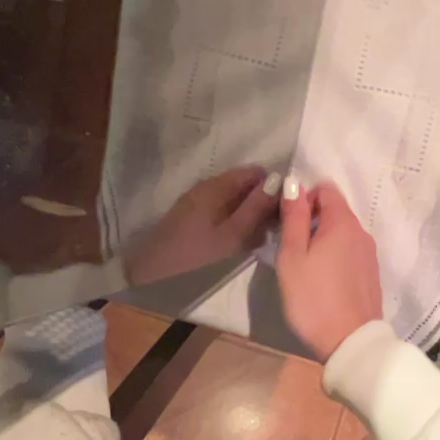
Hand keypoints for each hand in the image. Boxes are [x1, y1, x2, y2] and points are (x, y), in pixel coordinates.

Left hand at [126, 166, 277, 285]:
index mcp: (219, 185)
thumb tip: (279, 183)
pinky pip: (222, 207)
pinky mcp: (193, 211)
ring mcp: (199, 198)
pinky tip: (239, 237)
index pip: (255, 172)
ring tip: (259, 235)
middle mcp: (209, 185)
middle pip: (245, 183)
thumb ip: (256, 208)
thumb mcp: (233, 234)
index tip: (286, 209)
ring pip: (234, 197)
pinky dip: (235, 218)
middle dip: (262, 201)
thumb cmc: (196, 252)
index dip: (273, 187)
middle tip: (274, 227)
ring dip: (249, 212)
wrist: (154, 266)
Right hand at [277, 181, 382, 359]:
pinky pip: (351, 253)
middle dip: (313, 221)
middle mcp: (362, 233)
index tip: (289, 222)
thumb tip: (295, 185)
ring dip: (324, 241)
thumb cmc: (313, 298)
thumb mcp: (293, 256)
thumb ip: (294, 218)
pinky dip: (336, 257)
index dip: (305, 198)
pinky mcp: (372, 275)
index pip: (327, 189)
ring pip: (344, 234)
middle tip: (292, 248)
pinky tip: (324, 280)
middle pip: (336, 211)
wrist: (350, 343)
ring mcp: (370, 255)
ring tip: (306, 267)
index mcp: (343, 223)